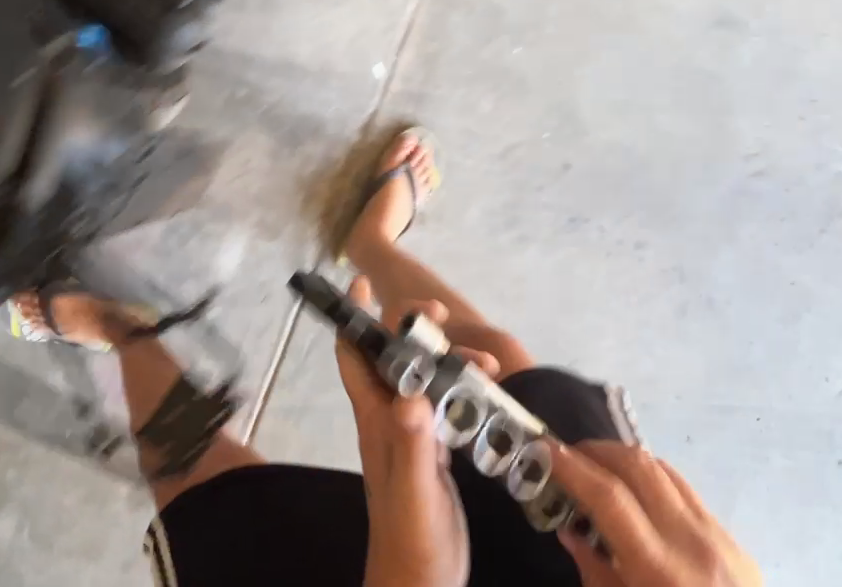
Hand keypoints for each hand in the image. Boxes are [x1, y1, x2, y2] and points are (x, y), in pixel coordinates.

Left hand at [335, 277, 494, 586]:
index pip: (355, 357)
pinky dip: (462, 388)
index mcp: (376, 419)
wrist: (419, 583)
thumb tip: (410, 395)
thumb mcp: (413, 492)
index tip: (362, 285)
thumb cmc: (412, 540)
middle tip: (442, 315)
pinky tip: (487, 389)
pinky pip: (443, 404)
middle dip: (412, 330)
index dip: (354, 320)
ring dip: (447, 360)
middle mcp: (389, 418)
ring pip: (422, 378)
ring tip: (487, 363)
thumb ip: (411, 446)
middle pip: (393, 359)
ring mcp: (411, 434)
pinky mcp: (433, 452)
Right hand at [547, 440, 761, 586]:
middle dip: (596, 450)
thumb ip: (595, 574)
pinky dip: (653, 479)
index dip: (572, 466)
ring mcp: (717, 536)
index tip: (543, 449)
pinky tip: (637, 491)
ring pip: (663, 469)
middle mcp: (690, 541)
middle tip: (567, 455)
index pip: (608, 496)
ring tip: (598, 467)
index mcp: (659, 570)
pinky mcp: (734, 541)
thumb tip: (570, 532)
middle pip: (636, 465)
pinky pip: (685, 490)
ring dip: (623, 459)